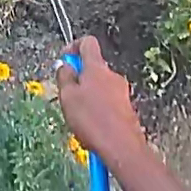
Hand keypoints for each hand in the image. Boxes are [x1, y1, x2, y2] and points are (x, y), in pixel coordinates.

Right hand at [54, 36, 146, 168]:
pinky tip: (92, 126)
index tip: (64, 61)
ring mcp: (122, 92)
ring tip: (79, 115)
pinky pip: (108, 102)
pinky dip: (98, 108)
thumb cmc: (91, 120)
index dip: (73, 47)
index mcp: (97, 68)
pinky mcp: (126, 109)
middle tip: (68, 96)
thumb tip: (64, 65)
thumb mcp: (68, 97)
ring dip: (88, 95)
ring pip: (100, 86)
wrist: (122, 148)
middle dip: (79, 77)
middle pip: (93, 67)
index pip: (88, 42)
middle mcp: (112, 75)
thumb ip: (64, 77)